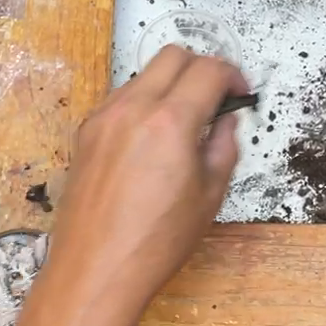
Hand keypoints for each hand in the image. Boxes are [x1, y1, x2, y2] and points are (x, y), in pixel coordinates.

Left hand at [28, 46, 245, 325]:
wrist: (95, 271)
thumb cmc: (156, 243)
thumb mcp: (209, 197)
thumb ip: (223, 147)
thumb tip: (226, 121)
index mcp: (170, 122)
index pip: (208, 70)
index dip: (233, 75)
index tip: (240, 93)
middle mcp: (132, 108)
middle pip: (173, 55)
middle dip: (202, 68)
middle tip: (216, 98)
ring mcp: (103, 117)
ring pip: (144, 73)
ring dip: (171, 84)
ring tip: (185, 122)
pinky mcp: (85, 132)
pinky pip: (121, 98)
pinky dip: (144, 102)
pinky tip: (153, 138)